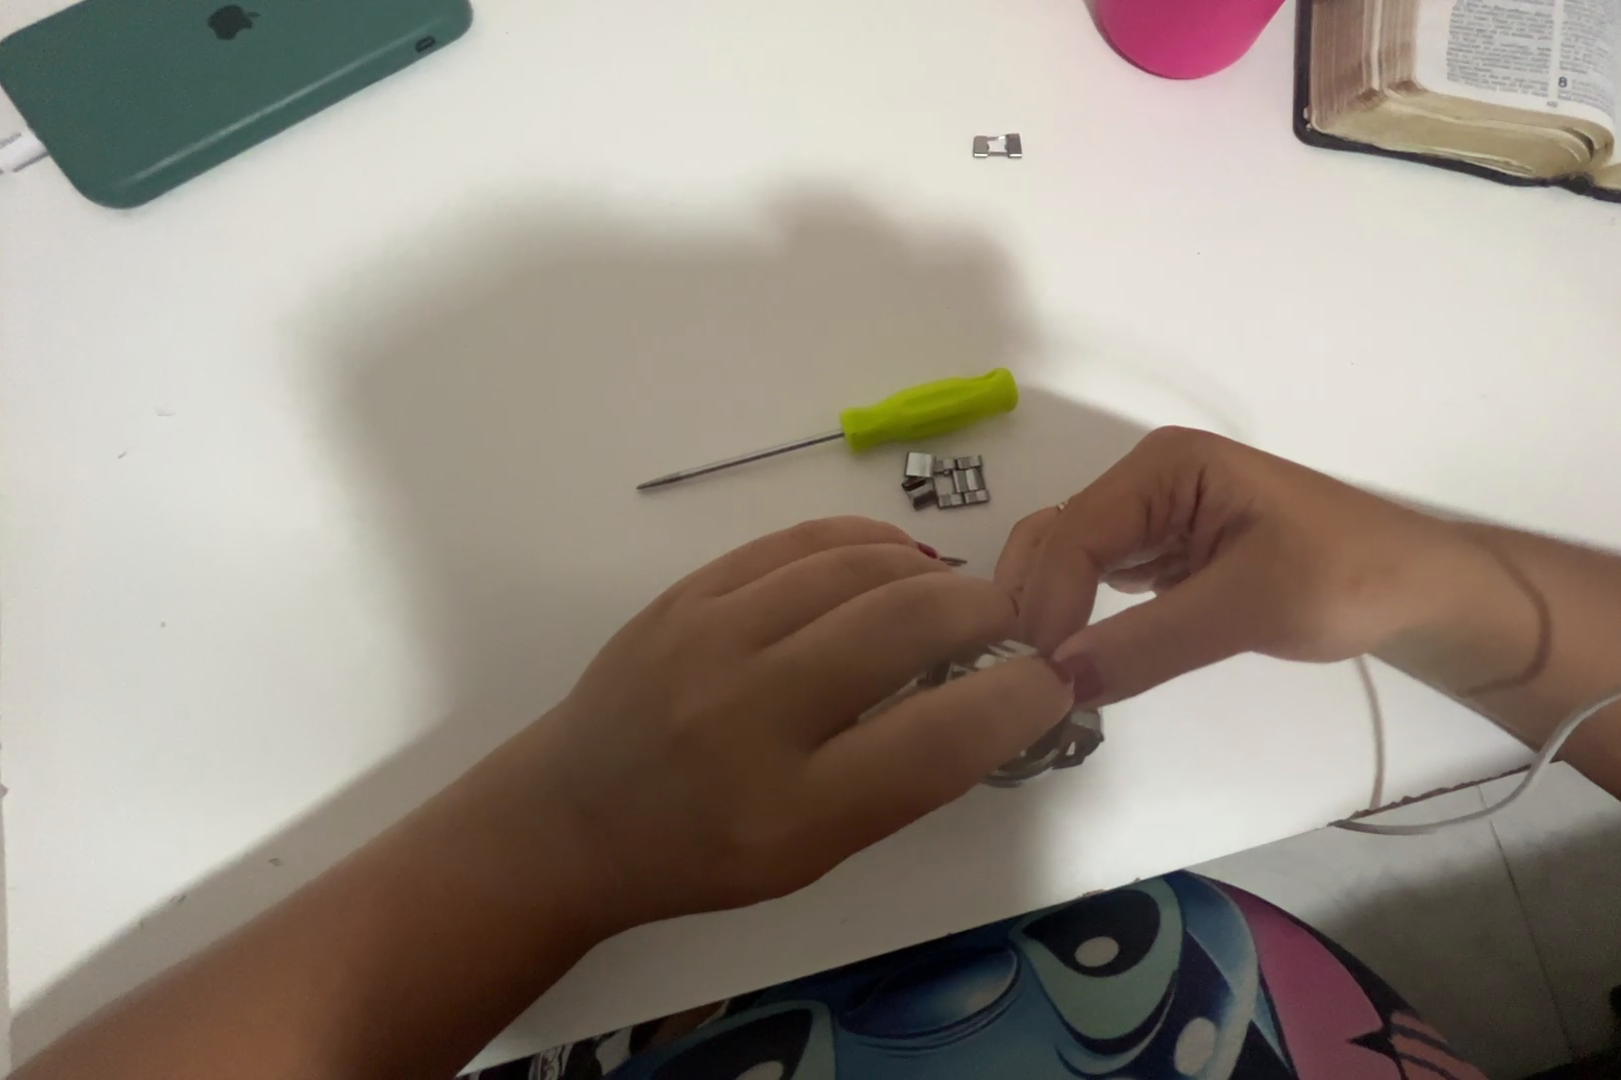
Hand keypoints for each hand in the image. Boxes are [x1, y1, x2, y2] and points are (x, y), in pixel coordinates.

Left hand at [525, 517, 1072, 927]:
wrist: (572, 814)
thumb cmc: (703, 852)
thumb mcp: (811, 853)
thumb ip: (900, 778)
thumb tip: (986, 694)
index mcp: (788, 811)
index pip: (935, 741)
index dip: (1015, 702)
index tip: (1048, 681)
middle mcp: (748, 713)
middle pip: (902, 626)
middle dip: (984, 613)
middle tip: (1006, 623)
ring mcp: (710, 637)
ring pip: (858, 568)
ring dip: (931, 574)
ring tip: (953, 593)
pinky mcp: (688, 592)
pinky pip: (802, 541)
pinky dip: (868, 543)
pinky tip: (895, 560)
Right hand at [996, 429, 1526, 704]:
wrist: (1421, 590)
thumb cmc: (1352, 579)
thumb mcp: (1250, 609)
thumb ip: (1149, 643)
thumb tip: (1058, 683)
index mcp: (1164, 466)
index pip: (1077, 532)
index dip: (1050, 602)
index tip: (1039, 675)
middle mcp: (1143, 481)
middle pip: (1057, 538)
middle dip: (1033, 601)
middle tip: (1020, 673)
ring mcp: (1148, 515)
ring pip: (1066, 558)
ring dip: (1046, 608)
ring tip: (1035, 669)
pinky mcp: (1158, 550)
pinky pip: (1095, 579)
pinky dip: (1074, 615)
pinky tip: (1069, 654)